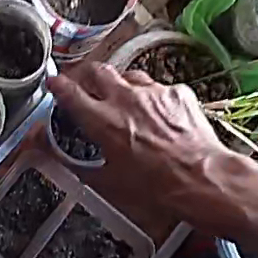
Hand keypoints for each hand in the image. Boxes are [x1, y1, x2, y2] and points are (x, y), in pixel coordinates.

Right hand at [46, 63, 250, 228]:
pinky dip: (152, 98)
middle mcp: (126, 99)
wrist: (202, 179)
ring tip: (124, 102)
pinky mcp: (177, 92)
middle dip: (87, 76)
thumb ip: (76, 163)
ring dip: (121, 86)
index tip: (54, 83)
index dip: (58, 85)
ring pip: (129, 76)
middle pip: (97, 70)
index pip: (69, 92)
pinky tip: (157, 116)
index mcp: (103, 121)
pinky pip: (158, 88)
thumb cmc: (158, 187)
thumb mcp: (108, 181)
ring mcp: (154, 92)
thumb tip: (55, 156)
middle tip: (86, 87)